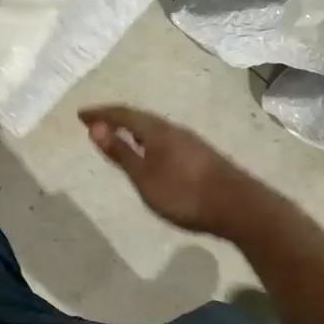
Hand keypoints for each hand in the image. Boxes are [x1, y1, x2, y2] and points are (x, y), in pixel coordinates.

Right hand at [79, 104, 282, 240]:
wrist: (243, 209)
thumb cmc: (185, 193)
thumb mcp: (144, 177)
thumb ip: (120, 153)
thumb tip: (94, 127)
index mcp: (156, 131)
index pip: (122, 114)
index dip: (100, 114)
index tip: (80, 115)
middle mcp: (174, 130)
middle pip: (140, 118)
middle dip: (116, 118)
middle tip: (96, 122)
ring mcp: (191, 142)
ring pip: (155, 128)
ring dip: (133, 128)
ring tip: (120, 135)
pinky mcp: (203, 156)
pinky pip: (166, 138)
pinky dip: (149, 139)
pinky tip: (151, 153)